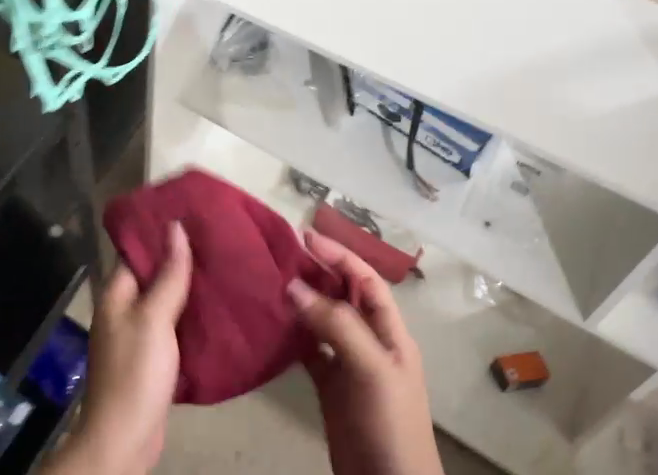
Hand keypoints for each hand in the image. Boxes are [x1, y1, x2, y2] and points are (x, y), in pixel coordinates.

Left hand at [47, 221, 192, 474]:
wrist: (126, 436)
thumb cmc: (136, 370)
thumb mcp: (154, 317)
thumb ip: (168, 275)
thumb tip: (175, 227)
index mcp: (115, 293)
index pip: (136, 250)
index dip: (160, 232)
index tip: (191, 214)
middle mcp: (122, 309)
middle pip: (152, 275)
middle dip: (179, 259)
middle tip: (215, 239)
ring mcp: (135, 335)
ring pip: (164, 301)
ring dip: (187, 288)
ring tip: (221, 268)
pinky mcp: (150, 359)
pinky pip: (171, 327)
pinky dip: (189, 317)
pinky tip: (214, 309)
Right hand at [289, 228, 443, 474]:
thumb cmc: (390, 422)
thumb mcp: (371, 368)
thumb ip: (336, 324)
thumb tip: (293, 284)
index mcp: (390, 332)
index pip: (364, 280)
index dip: (339, 255)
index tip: (304, 235)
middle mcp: (369, 341)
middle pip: (341, 295)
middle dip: (315, 272)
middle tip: (277, 253)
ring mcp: (348, 365)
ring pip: (321, 321)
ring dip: (299, 300)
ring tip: (267, 279)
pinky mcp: (329, 387)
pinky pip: (307, 350)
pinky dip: (289, 334)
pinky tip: (268, 322)